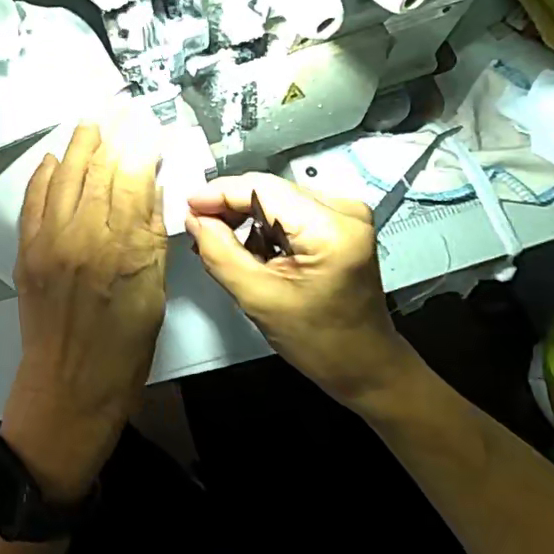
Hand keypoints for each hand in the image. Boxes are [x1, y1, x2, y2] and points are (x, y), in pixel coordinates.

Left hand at [4, 122, 167, 504]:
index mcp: (124, 250)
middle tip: (119, 112)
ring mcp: (50, 243)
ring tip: (88, 124)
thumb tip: (151, 194)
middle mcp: (85, 237)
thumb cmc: (125, 351)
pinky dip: (42, 178)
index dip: (141, 152)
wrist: (69, 389)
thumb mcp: (155, 293)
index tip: (148, 131)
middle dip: (111, 140)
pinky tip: (53, 159)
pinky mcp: (27, 254)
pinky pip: (34, 203)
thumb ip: (152, 239)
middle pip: (98, 173)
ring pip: (65, 180)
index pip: (133, 182)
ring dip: (77, 148)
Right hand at [184, 173, 424, 414]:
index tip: (188, 206)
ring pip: (278, 198)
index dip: (220, 194)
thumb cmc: (319, 342)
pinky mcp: (341, 222)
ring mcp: (346, 214)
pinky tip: (246, 247)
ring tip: (218, 242)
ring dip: (245, 217)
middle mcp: (345, 210)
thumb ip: (221, 253)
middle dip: (231, 207)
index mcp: (331, 229)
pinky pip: (291, 210)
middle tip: (198, 229)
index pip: (263, 189)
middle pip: (271, 190)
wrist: (364, 363)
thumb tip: (195, 219)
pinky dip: (265, 225)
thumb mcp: (259, 299)